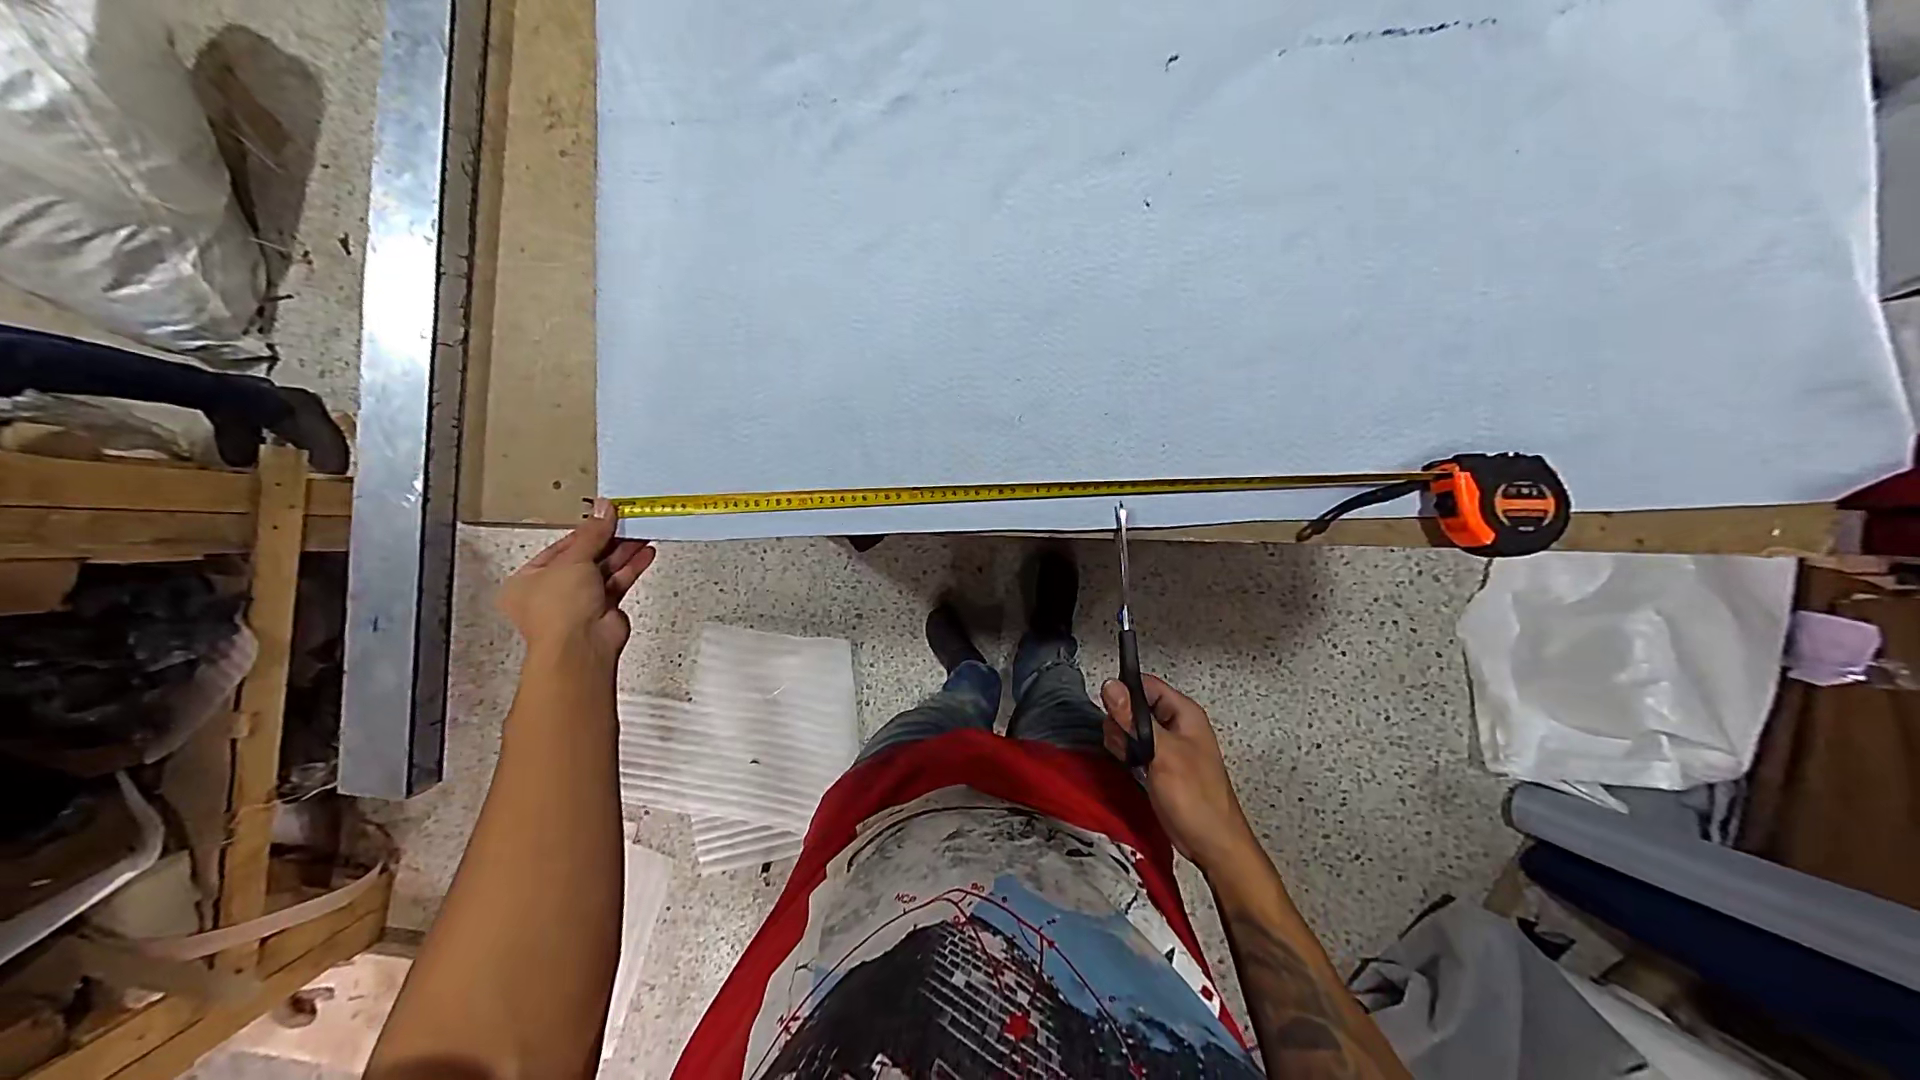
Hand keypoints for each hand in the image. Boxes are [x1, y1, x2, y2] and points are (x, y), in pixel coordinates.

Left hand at [498, 499, 655, 667]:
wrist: (581, 646)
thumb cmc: (559, 612)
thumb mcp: (572, 560)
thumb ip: (592, 533)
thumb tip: (602, 509)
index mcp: (528, 579)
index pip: (562, 546)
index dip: (586, 530)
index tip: (605, 515)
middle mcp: (552, 592)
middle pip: (585, 557)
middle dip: (608, 540)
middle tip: (627, 522)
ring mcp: (579, 602)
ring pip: (604, 570)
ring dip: (624, 552)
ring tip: (641, 532)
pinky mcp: (603, 610)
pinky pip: (618, 583)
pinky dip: (631, 568)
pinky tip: (644, 554)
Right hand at [1100, 675, 1258, 872]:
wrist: (1211, 843)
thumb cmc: (1195, 798)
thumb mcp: (1161, 752)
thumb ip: (1133, 718)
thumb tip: (1110, 685)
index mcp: (1183, 713)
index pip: (1146, 685)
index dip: (1125, 692)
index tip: (1110, 709)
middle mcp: (1175, 724)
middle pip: (1134, 705)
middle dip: (1121, 721)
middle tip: (1125, 743)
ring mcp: (1166, 745)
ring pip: (1130, 727)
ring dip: (1121, 740)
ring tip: (1129, 759)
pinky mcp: (1158, 764)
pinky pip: (1134, 747)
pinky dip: (1126, 754)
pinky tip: (1129, 767)